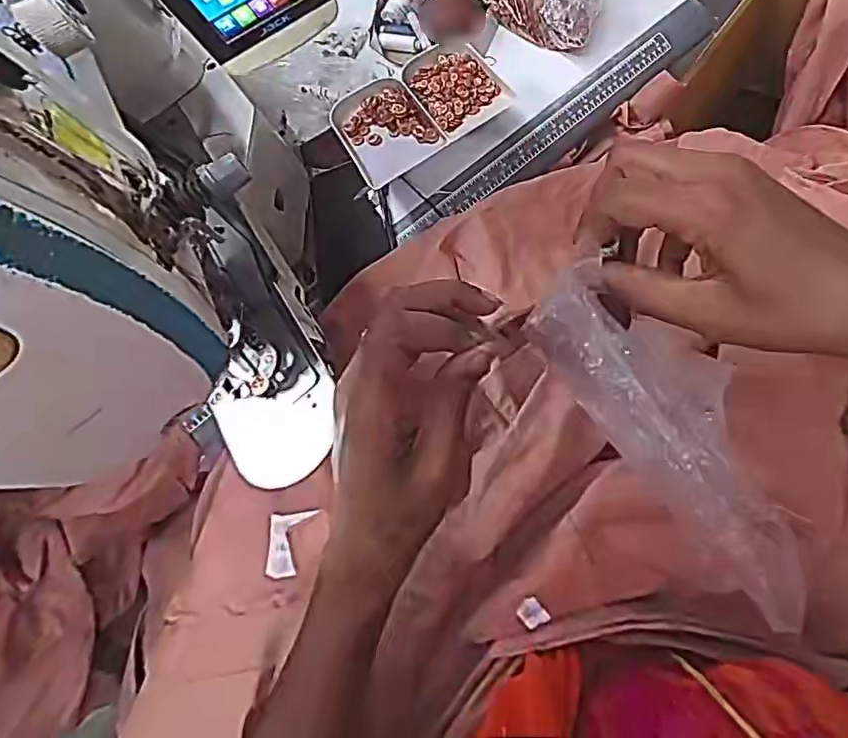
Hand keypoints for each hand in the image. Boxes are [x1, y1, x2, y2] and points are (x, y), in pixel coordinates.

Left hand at [330, 280, 500, 581]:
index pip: (400, 321)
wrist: (364, 548)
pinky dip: (430, 331)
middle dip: (445, 299)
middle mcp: (357, 377)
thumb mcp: (439, 465)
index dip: (447, 319)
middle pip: (395, 307)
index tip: (486, 340)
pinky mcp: (367, 389)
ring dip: (440, 312)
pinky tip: (458, 346)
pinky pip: (396, 341)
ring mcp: (358, 380)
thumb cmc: (400, 515)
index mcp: (370, 393)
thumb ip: (454, 399)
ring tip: (481, 327)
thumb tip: (481, 351)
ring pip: (395, 318)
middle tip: (490, 311)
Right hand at [574, 141, 847, 374]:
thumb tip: (599, 275)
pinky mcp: (743, 172)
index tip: (588, 264)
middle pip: (627, 158)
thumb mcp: (713, 316)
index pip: (618, 194)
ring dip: (633, 201)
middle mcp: (713, 169)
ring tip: (638, 257)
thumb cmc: (796, 315)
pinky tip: (676, 252)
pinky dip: (662, 201)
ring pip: (652, 160)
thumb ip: (645, 291)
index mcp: (706, 205)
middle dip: (605, 203)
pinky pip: (681, 172)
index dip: (591, 227)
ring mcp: (731, 165)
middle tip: (606, 250)